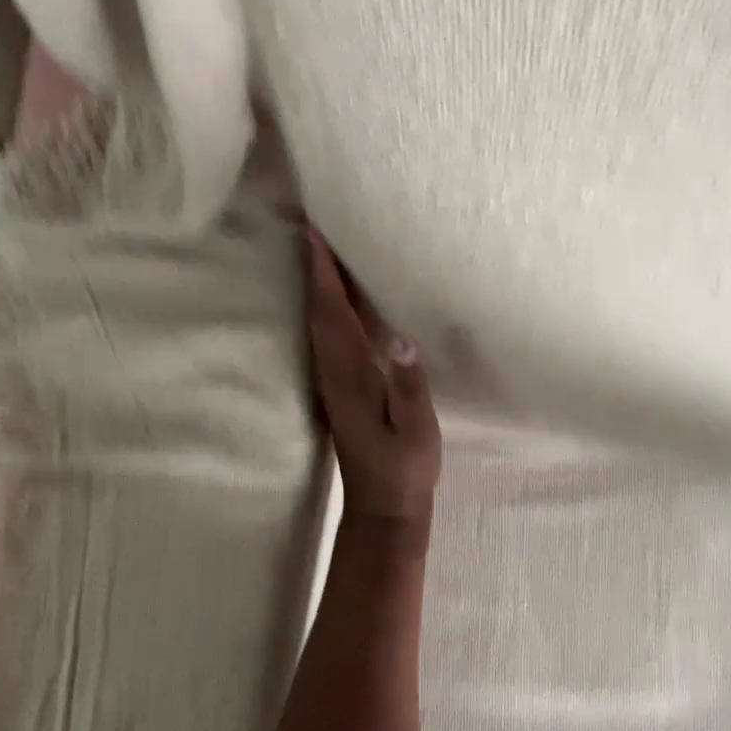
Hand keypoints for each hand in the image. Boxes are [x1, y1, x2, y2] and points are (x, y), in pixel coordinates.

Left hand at [305, 226, 441, 526]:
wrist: (383, 506)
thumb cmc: (404, 467)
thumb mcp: (416, 428)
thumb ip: (409, 384)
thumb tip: (401, 338)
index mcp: (349, 375)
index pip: (332, 313)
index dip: (323, 272)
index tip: (314, 232)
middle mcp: (333, 371)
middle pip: (318, 309)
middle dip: (315, 266)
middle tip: (315, 224)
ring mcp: (333, 380)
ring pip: (320, 320)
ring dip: (318, 283)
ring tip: (324, 247)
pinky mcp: (340, 387)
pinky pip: (329, 334)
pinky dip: (328, 306)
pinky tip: (339, 296)